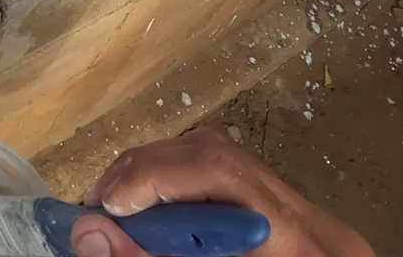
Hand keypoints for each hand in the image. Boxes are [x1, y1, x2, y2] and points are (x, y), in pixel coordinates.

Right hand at [72, 128, 372, 256]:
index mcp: (307, 248)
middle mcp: (314, 223)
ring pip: (218, 157)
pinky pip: (225, 179)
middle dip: (144, 172)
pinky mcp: (290, 219)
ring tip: (116, 209)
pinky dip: (178, 189)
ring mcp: (307, 217)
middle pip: (216, 155)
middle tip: (96, 208)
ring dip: (155, 175)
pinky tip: (153, 214)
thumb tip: (88, 232)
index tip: (103, 207)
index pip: (224, 173)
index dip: (154, 176)